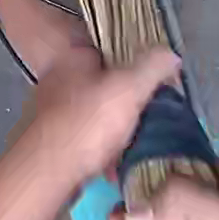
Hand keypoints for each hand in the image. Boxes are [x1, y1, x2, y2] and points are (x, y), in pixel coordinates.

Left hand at [11, 45, 178, 189]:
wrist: (48, 169)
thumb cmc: (87, 122)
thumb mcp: (128, 89)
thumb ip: (151, 68)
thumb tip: (170, 54)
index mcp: (74, 58)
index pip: (110, 50)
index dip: (135, 63)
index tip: (157, 82)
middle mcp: (59, 77)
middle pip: (103, 82)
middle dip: (126, 99)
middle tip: (152, 114)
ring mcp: (52, 107)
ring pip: (94, 111)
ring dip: (115, 125)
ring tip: (139, 141)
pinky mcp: (51, 136)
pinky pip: (85, 136)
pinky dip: (102, 147)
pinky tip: (116, 163)